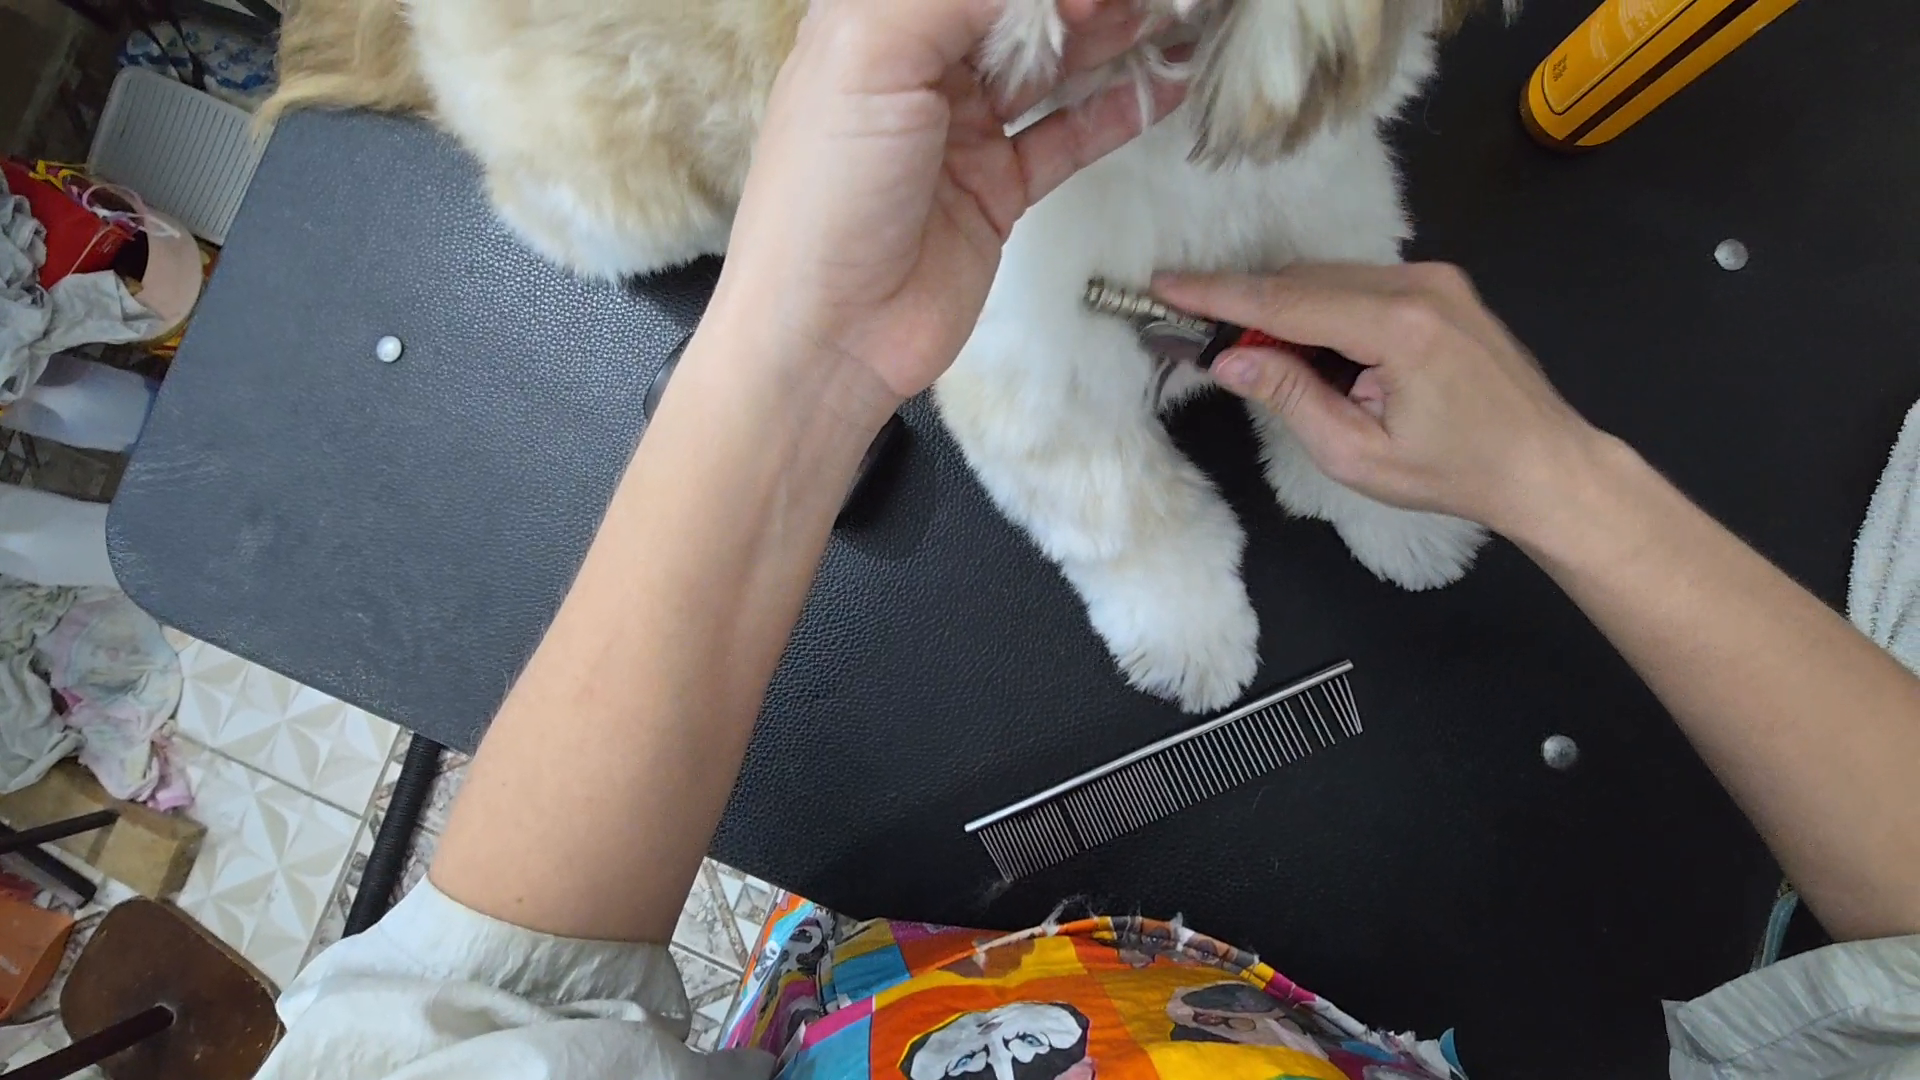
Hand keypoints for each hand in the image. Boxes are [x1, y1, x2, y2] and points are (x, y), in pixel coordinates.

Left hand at [711, 0, 1184, 419]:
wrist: (833, 334)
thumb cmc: (827, 194)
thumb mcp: (870, 55)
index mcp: (878, 20)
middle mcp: (924, 71)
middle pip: (1021, 10)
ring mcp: (964, 136)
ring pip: (1053, 69)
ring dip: (1115, 38)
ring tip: (1181, 13)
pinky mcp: (995, 194)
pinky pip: (1066, 141)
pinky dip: (1114, 114)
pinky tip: (1165, 87)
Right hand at [1154, 263, 1607, 537]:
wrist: (1544, 462)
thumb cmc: (1449, 471)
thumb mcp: (1354, 451)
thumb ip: (1289, 395)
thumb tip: (1227, 360)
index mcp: (1398, 327)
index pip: (1284, 301)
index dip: (1217, 294)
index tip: (1165, 285)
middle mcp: (1417, 285)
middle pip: (1301, 280)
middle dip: (1241, 303)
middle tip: (1193, 334)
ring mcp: (1432, 279)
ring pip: (1326, 278)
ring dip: (1277, 308)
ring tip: (1247, 352)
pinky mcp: (1437, 287)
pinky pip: (1353, 285)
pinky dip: (1312, 309)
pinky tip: (1300, 346)